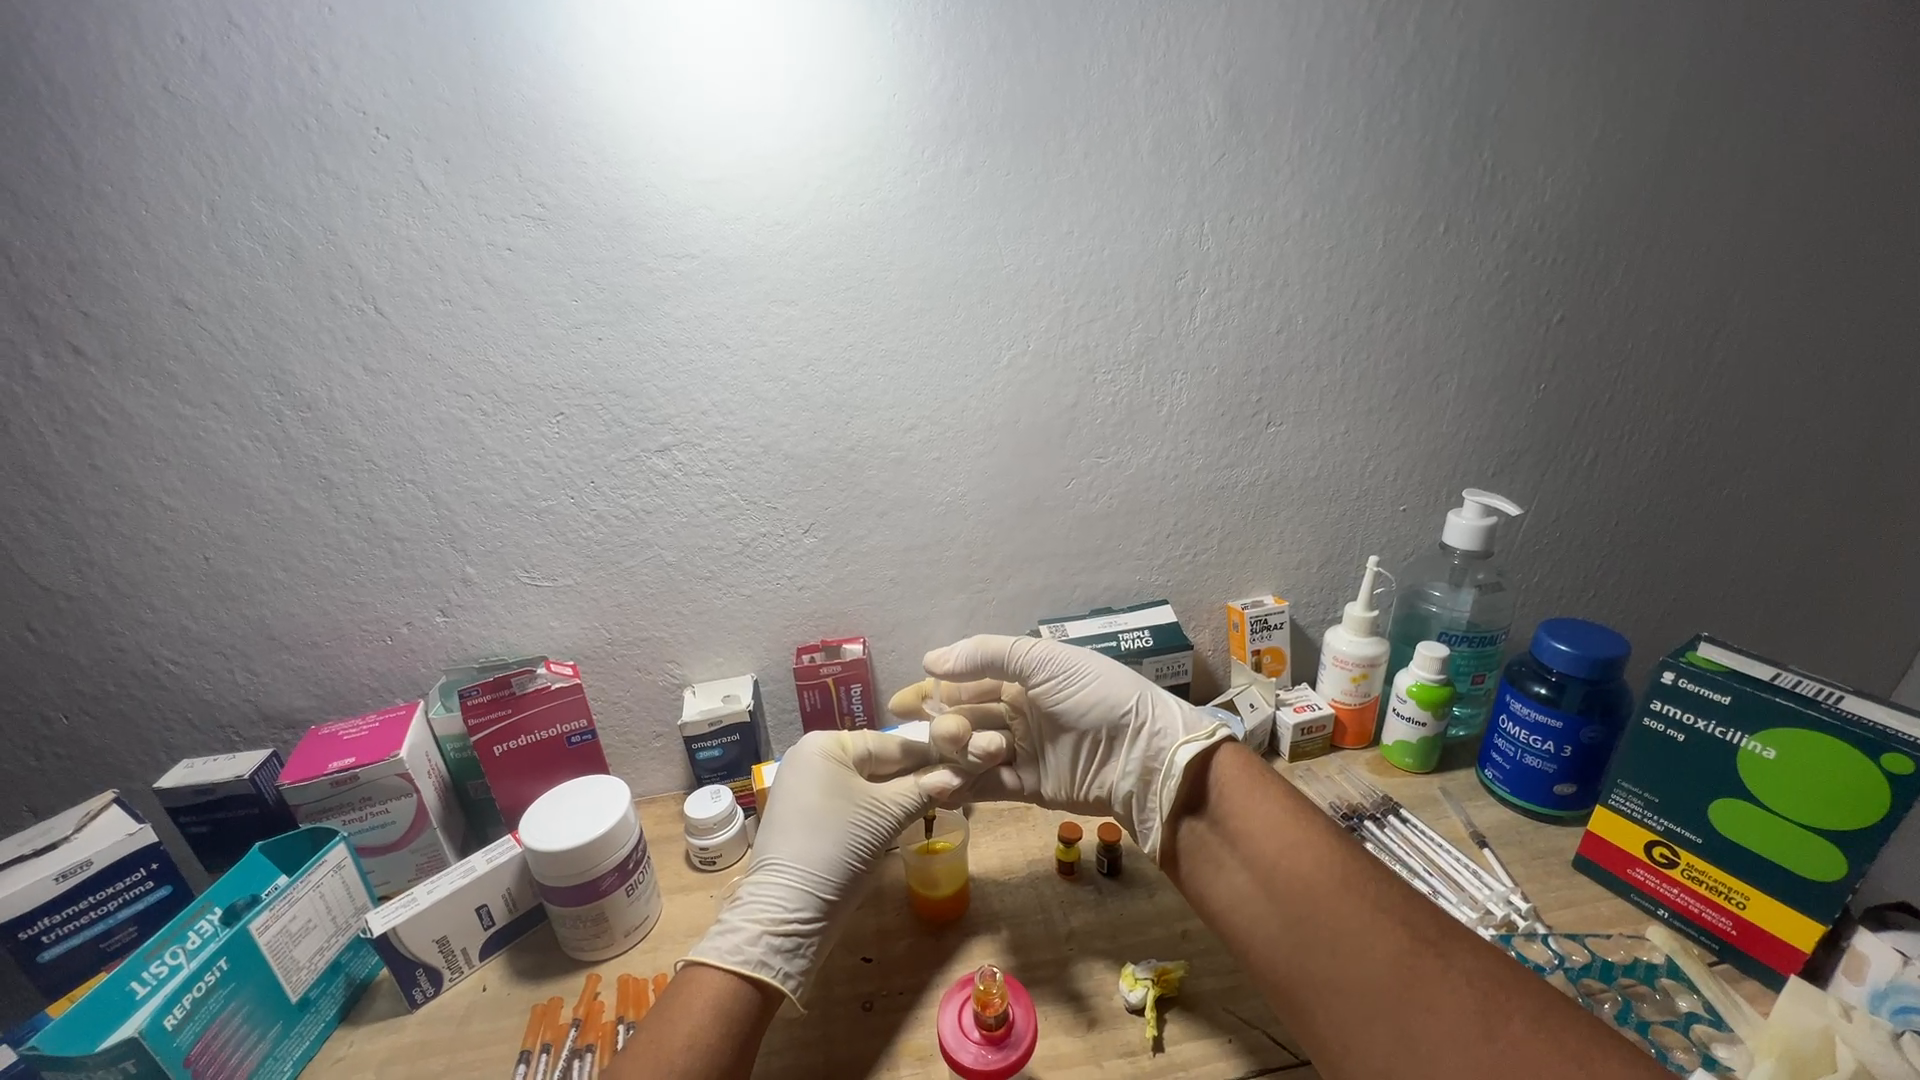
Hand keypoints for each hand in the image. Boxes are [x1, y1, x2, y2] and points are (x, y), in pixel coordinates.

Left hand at [680, 728, 1002, 1008]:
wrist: (787, 914)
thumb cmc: (838, 849)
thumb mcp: (888, 814)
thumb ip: (926, 787)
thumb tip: (963, 773)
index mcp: (825, 743)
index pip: (891, 743)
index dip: (931, 755)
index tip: (967, 762)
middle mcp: (810, 756)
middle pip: (877, 762)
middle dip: (915, 776)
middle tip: (957, 785)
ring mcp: (804, 788)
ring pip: (865, 784)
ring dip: (898, 795)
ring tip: (938, 801)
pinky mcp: (804, 817)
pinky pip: (849, 803)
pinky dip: (876, 810)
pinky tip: (904, 818)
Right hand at [888, 635, 1230, 863]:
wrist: (1144, 753)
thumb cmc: (1097, 696)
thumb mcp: (1044, 661)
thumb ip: (986, 655)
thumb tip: (929, 659)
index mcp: (1023, 676)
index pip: (967, 679)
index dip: (933, 689)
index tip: (899, 703)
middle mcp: (1019, 710)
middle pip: (965, 717)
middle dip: (943, 725)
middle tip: (929, 734)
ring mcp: (1023, 750)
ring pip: (972, 751)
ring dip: (953, 755)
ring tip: (942, 762)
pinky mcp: (1029, 787)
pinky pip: (988, 785)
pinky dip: (963, 787)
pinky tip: (939, 790)